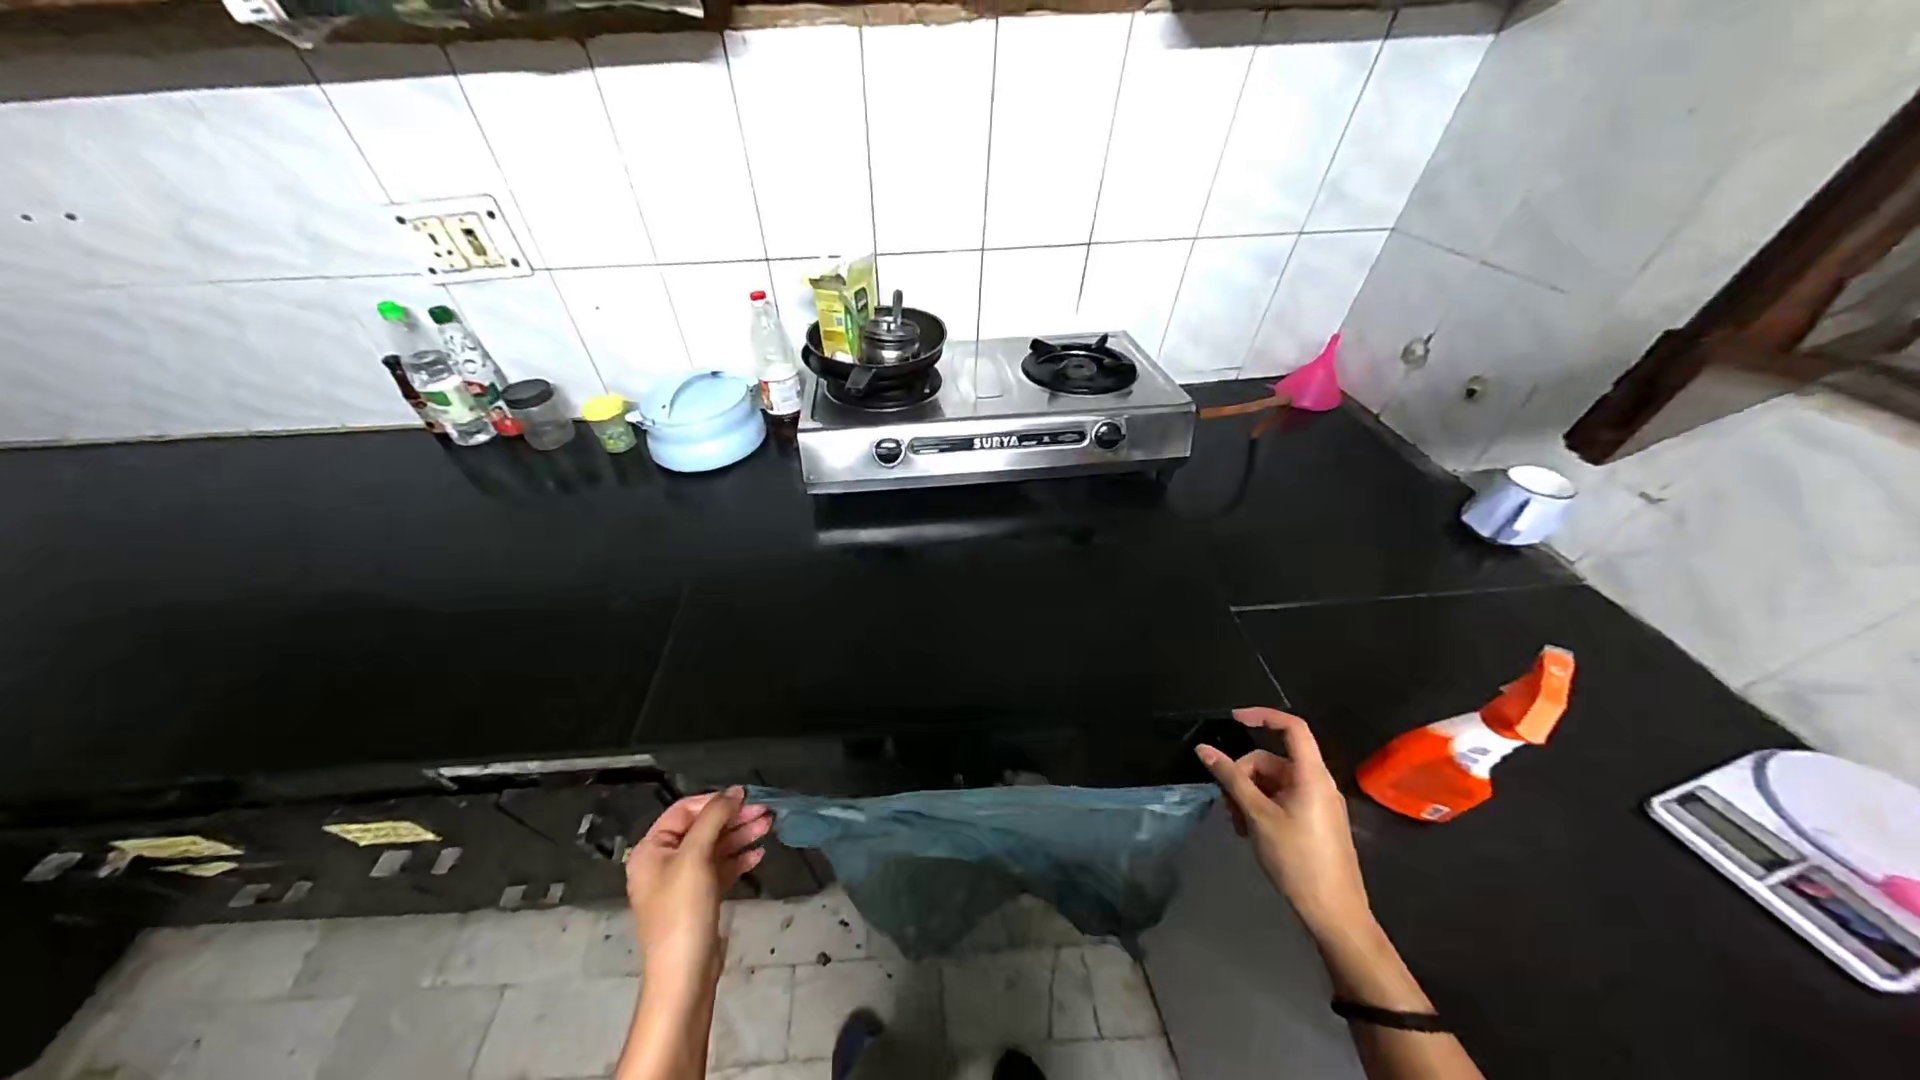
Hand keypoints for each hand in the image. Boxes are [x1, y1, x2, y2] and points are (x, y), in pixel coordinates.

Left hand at [625, 789, 772, 972]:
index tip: (746, 797)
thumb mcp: (696, 856)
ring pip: (715, 847)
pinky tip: (758, 854)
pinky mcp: (699, 898)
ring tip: (768, 826)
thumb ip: (714, 818)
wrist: (684, 974)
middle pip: (702, 828)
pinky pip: (720, 868)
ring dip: (741, 835)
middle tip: (765, 812)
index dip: (715, 801)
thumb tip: (735, 791)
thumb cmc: (682, 910)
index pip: (684, 810)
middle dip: (733, 818)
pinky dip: (738, 859)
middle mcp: (663, 862)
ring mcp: (682, 882)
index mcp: (651, 849)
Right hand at [1196, 708, 1371, 935]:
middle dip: (1243, 775)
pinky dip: (1262, 808)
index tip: (1232, 719)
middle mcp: (1318, 783)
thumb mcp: (1257, 815)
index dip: (1262, 715)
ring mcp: (1318, 803)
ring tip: (1239, 826)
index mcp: (1311, 775)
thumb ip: (1231, 778)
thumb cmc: (1296, 859)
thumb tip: (1204, 749)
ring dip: (1249, 795)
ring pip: (1273, 782)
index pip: (1292, 727)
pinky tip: (1251, 832)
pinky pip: (1282, 800)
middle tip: (1227, 804)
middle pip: (1272, 760)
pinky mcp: (1316, 821)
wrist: (1334, 913)